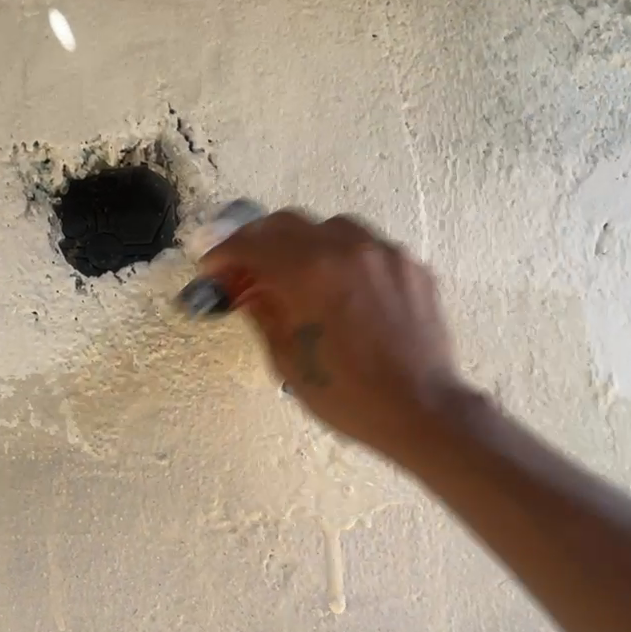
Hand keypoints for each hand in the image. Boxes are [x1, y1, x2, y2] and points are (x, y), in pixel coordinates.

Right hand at [200, 211, 469, 461]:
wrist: (419, 408)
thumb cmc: (347, 394)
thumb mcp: (287, 358)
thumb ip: (262, 312)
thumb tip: (245, 290)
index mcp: (310, 274)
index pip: (253, 244)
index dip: (224, 253)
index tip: (211, 267)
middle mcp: (348, 250)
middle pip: (287, 223)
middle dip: (257, 242)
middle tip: (242, 269)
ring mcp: (385, 253)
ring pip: (329, 228)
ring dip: (299, 245)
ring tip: (289, 276)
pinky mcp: (410, 265)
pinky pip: (365, 246)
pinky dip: (339, 258)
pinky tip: (333, 288)